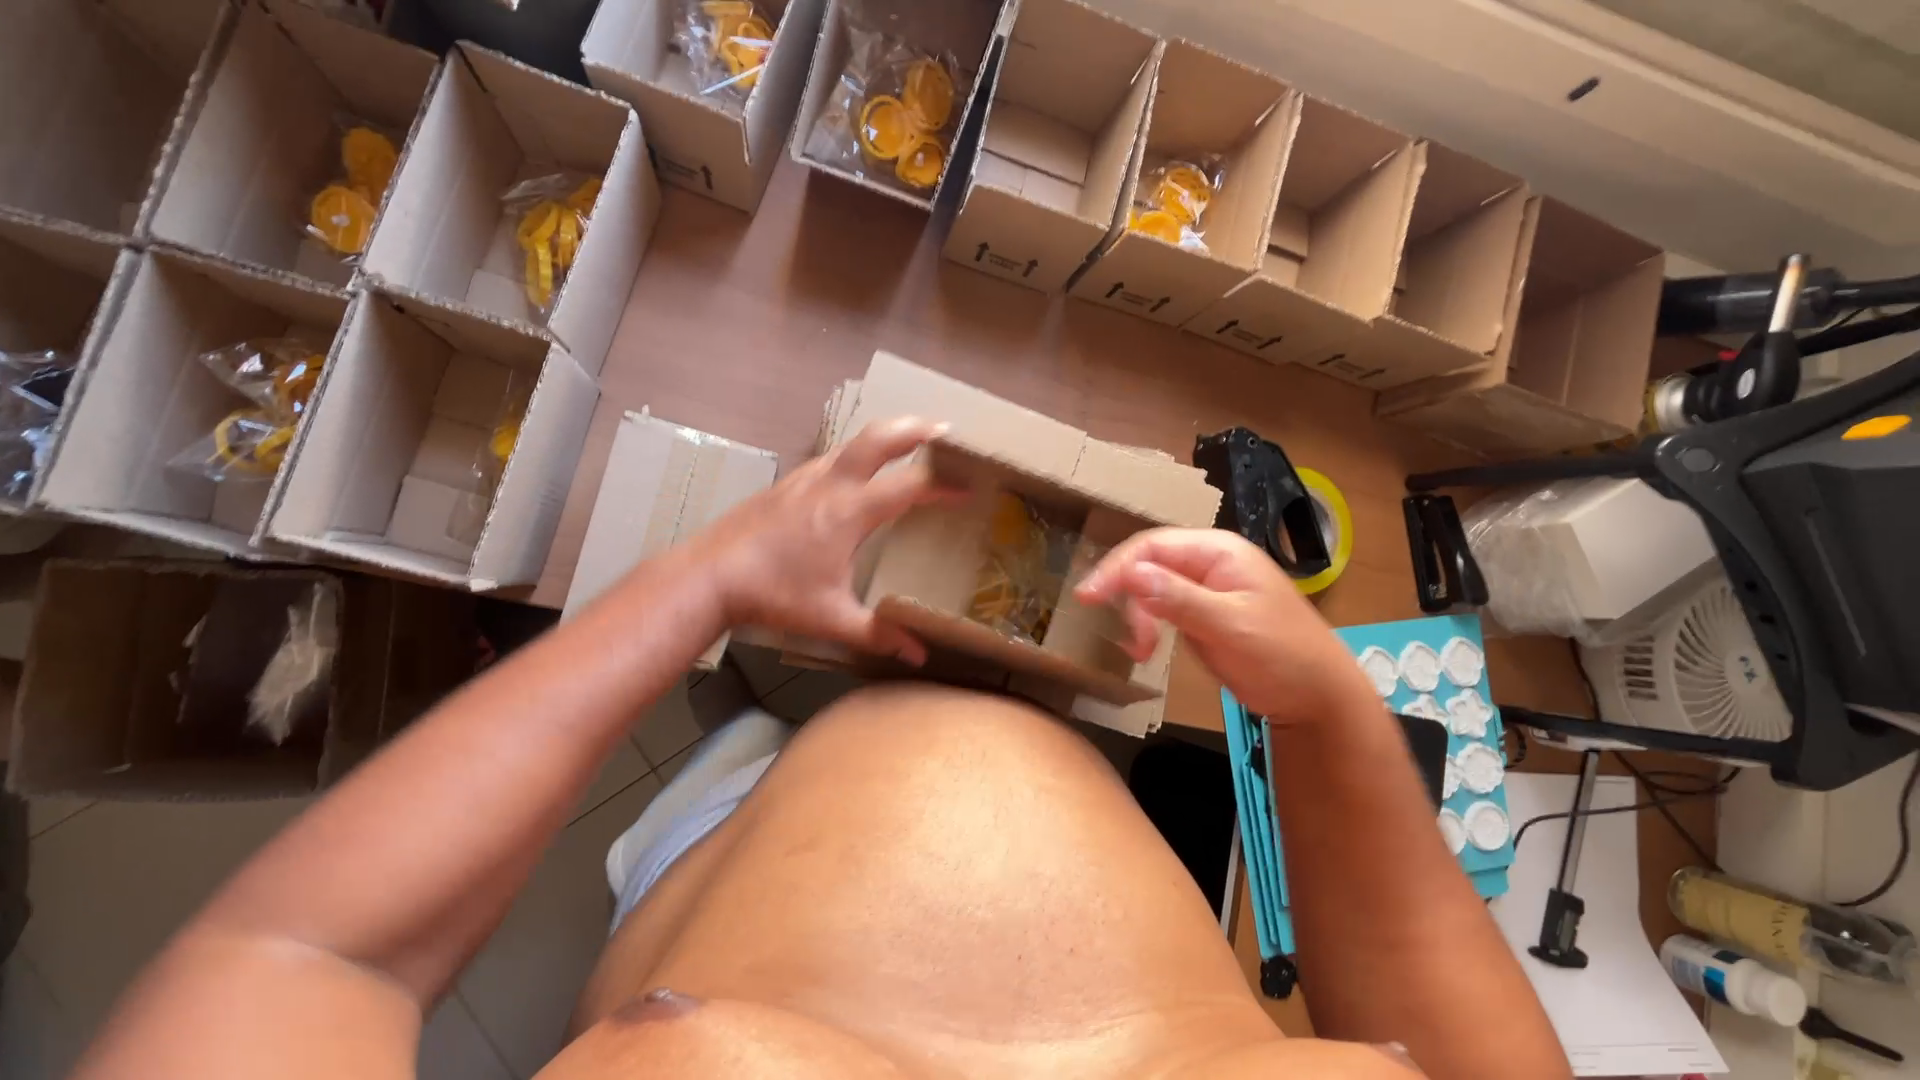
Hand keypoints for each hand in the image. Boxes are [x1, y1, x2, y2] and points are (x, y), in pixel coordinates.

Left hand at [696, 417, 951, 664]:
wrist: (707, 576)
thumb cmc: (772, 595)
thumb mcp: (830, 618)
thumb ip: (878, 633)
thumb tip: (919, 655)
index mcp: (850, 512)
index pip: (910, 485)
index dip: (944, 484)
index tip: (969, 488)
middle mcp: (830, 484)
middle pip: (880, 437)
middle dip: (916, 428)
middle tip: (946, 431)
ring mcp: (804, 478)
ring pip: (852, 443)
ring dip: (884, 437)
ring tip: (908, 444)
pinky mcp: (785, 484)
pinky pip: (829, 457)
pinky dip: (854, 455)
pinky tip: (854, 474)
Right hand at [1075, 528, 1376, 725]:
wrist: (1318, 698)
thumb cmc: (1284, 656)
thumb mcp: (1230, 626)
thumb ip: (1180, 599)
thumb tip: (1131, 574)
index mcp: (1219, 552)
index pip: (1153, 546)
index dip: (1117, 567)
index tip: (1089, 597)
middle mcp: (1209, 562)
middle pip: (1149, 564)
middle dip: (1126, 594)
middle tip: (1114, 630)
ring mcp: (1206, 589)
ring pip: (1151, 588)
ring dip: (1137, 615)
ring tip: (1140, 650)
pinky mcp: (1203, 616)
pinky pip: (1163, 609)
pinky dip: (1148, 627)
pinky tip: (1146, 649)